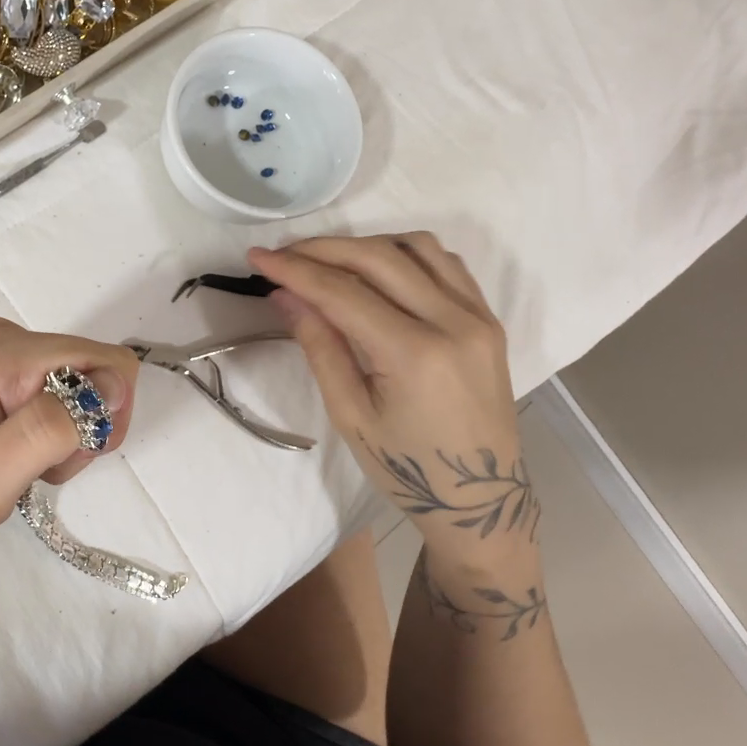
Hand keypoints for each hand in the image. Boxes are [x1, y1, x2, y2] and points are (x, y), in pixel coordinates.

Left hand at [0, 317, 140, 577]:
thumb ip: (49, 430)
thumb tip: (113, 385)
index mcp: (0, 353)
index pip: (105, 363)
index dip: (102, 418)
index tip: (60, 461)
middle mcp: (5, 339)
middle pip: (97, 375)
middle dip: (83, 431)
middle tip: (37, 472)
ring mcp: (3, 357)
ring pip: (84, 392)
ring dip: (67, 441)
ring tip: (20, 472)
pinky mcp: (3, 379)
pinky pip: (62, 401)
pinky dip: (53, 439)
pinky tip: (16, 462)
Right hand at [250, 235, 535, 552]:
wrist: (481, 500)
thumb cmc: (406, 468)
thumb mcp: (350, 414)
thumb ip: (320, 345)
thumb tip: (284, 294)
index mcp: (415, 354)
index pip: (343, 292)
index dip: (295, 270)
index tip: (257, 256)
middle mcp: (454, 322)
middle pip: (378, 258)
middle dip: (322, 249)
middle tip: (282, 255)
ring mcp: (478, 316)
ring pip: (416, 247)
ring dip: (365, 245)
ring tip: (326, 261)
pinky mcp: (489, 319)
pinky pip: (445, 264)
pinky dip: (405, 254)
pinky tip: (376, 270)